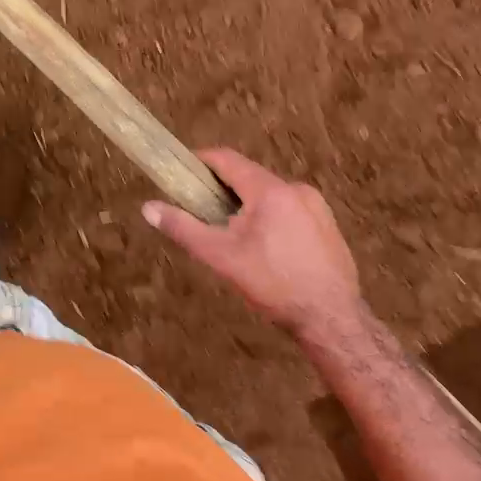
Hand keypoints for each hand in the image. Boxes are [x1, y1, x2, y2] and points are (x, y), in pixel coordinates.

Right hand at [142, 149, 364, 340]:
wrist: (333, 321)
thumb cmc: (272, 283)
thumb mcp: (219, 256)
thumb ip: (182, 227)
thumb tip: (147, 208)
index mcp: (269, 191)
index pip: (227, 159)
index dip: (200, 162)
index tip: (181, 173)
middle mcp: (296, 190)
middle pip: (248, 177)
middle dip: (222, 190)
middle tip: (203, 213)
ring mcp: (318, 208)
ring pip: (270, 195)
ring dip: (247, 205)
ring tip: (234, 236)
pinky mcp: (330, 227)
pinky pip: (290, 210)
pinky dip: (271, 218)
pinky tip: (266, 250)